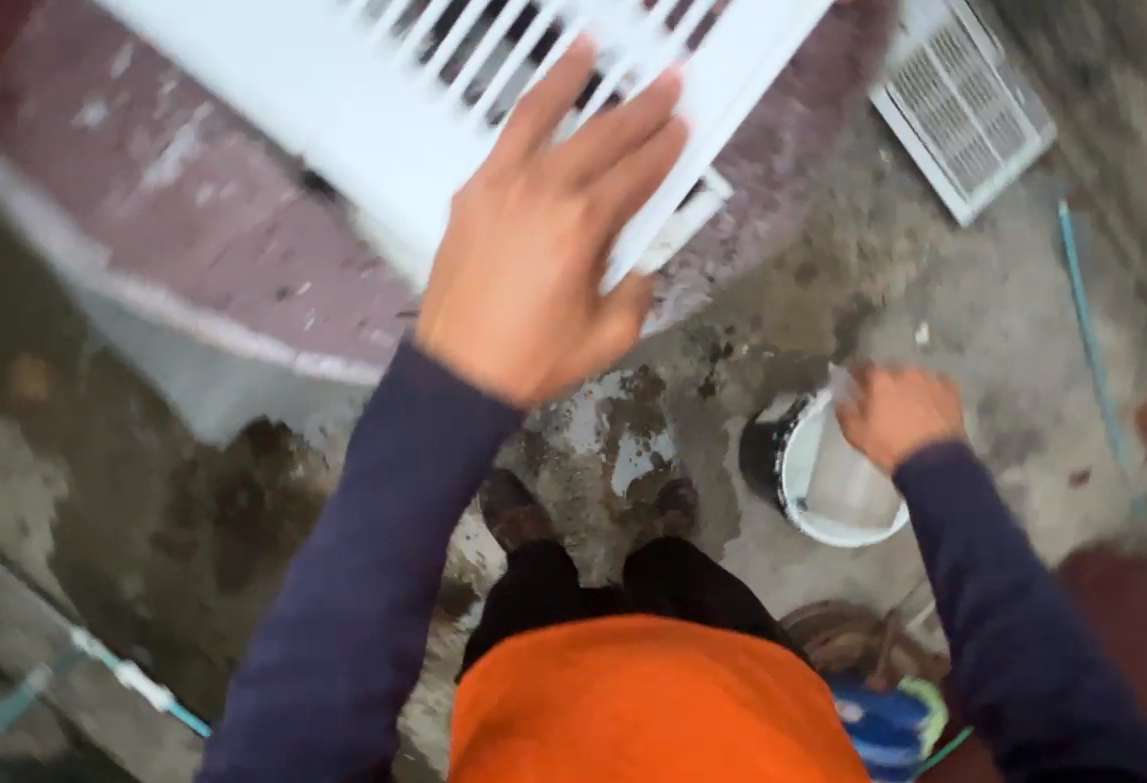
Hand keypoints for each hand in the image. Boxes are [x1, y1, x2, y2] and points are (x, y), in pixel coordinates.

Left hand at [415, 42, 687, 407]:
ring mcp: (503, 184)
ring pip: (547, 116)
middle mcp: (545, 191)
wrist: (462, 371)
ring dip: (575, 78)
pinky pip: (507, 137)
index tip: (685, 126)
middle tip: (671, 81)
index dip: (666, 149)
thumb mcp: (608, 338)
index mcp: (583, 227)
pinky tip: (542, 97)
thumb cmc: (537, 358)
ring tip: (594, 47)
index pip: (637, 174)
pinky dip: (530, 108)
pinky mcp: (474, 191)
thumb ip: (636, 294)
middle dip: (643, 108)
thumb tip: (637, 266)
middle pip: (604, 136)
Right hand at [836, 364, 967, 474]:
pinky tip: (929, 406)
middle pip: (891, 371)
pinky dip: (929, 392)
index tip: (855, 384)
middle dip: (886, 382)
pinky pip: (935, 385)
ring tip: (909, 405)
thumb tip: (841, 398)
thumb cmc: (889, 447)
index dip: (857, 376)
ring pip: (914, 377)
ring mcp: (931, 378)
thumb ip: (845, 411)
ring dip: (909, 386)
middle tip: (884, 400)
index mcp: (880, 380)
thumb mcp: (856, 435)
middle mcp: (906, 371)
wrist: (933, 461)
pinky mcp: (951, 389)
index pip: (863, 367)